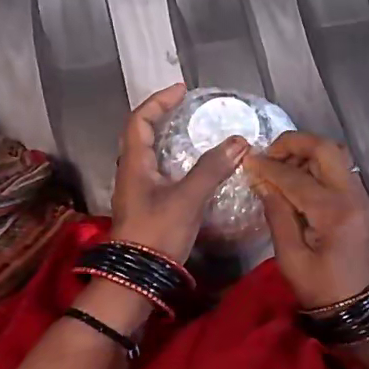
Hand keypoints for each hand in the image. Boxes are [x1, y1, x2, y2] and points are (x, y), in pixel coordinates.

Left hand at [109, 84, 248, 262]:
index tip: (181, 91)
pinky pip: (154, 173)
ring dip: (164, 139)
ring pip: (146, 155)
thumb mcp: (188, 199)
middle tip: (184, 109)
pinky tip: (188, 170)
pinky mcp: (143, 207)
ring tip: (188, 134)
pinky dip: (170, 161)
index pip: (140, 120)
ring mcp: (134, 191)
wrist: (137, 276)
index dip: (159, 102)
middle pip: (140, 135)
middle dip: (160, 117)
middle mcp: (129, 173)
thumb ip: (212, 169)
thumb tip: (239, 142)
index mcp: (134, 163)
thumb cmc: (157, 233)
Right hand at [246, 131, 368, 308]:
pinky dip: (317, 166)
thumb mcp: (290, 257)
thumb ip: (277, 214)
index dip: (269, 166)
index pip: (296, 177)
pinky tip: (297, 179)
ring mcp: (361, 197)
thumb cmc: (320, 288)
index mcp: (334, 213)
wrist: (358, 306)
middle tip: (269, 154)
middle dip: (295, 143)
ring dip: (307, 153)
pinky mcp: (361, 201)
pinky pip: (339, 170)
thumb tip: (262, 181)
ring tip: (280, 166)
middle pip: (327, 149)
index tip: (248, 161)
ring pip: (336, 156)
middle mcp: (353, 196)